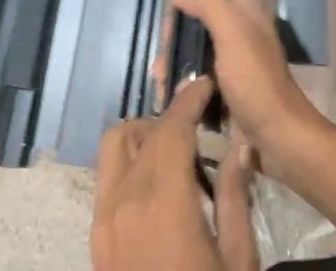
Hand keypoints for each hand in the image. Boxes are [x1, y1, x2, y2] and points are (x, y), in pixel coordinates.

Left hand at [93, 77, 257, 270]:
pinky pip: (107, 175)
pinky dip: (131, 160)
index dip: (188, 100)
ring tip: (176, 149)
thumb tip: (240, 147)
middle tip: (200, 118)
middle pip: (142, 132)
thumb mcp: (236, 259)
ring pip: (115, 145)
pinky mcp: (95, 232)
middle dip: (172, 116)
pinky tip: (157, 180)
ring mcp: (103, 215)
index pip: (171, 130)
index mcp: (164, 202)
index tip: (205, 83)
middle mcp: (125, 199)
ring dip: (144, 134)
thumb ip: (235, 198)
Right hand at [170, 0, 325, 169]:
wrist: (279, 136)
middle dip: (183, 28)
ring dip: (181, 57)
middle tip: (163, 47)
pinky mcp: (234, 88)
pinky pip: (205, 76)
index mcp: (250, 11)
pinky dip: (189, 81)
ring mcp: (240, 61)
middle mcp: (246, 31)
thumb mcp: (232, 32)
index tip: (177, 0)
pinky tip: (173, 93)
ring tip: (160, 75)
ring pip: (204, 48)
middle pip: (209, 17)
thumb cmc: (255, 80)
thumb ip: (207, 3)